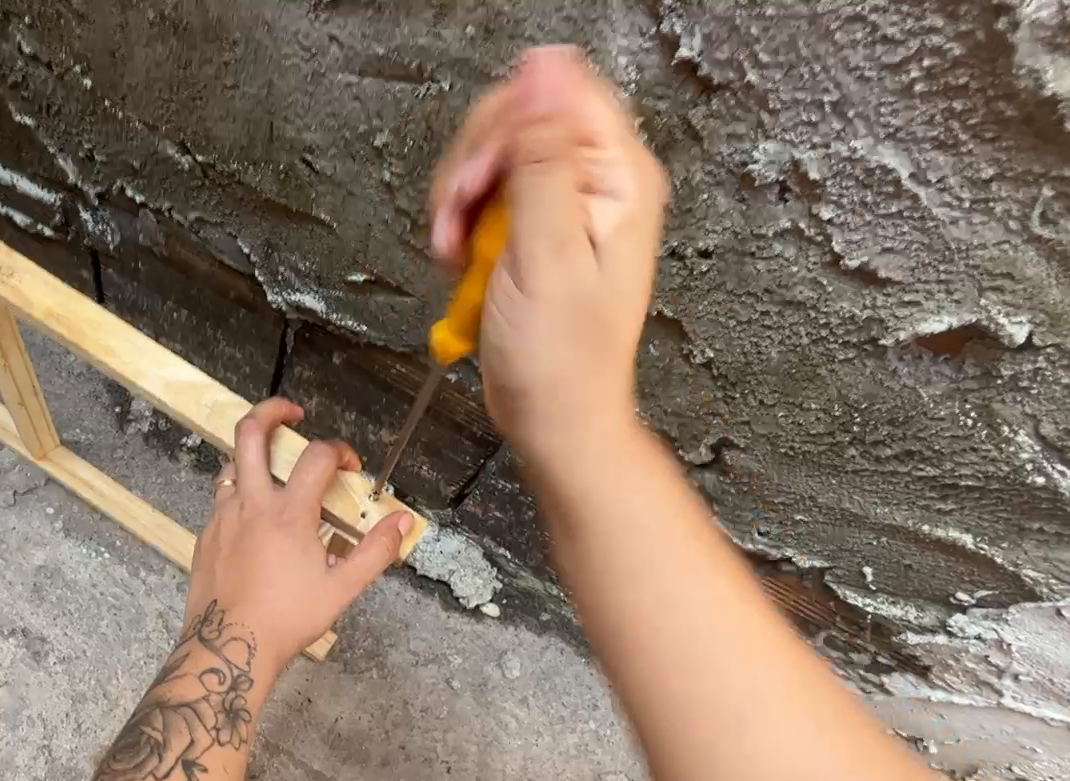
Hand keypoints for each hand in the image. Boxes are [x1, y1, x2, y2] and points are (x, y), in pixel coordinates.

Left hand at [185, 399, 414, 674]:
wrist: (227, 646)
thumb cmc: (287, 619)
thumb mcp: (341, 589)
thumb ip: (375, 551)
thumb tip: (402, 521)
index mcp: (289, 513)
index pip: (317, 456)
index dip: (340, 450)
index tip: (349, 465)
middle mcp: (250, 504)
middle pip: (250, 433)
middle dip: (272, 410)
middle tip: (293, 412)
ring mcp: (222, 517)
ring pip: (231, 464)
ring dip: (253, 456)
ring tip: (274, 471)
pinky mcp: (204, 535)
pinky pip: (220, 499)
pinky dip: (239, 493)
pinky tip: (254, 521)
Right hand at [429, 45, 668, 470]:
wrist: (551, 415)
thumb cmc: (560, 359)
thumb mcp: (547, 254)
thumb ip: (544, 159)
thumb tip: (541, 75)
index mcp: (616, 178)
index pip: (557, 93)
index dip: (503, 126)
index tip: (478, 178)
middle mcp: (593, 185)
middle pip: (516, 122)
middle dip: (471, 166)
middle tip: (457, 216)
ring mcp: (559, 211)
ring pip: (491, 162)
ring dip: (456, 201)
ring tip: (453, 248)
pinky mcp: (530, 237)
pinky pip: (483, 202)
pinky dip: (458, 227)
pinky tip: (457, 258)